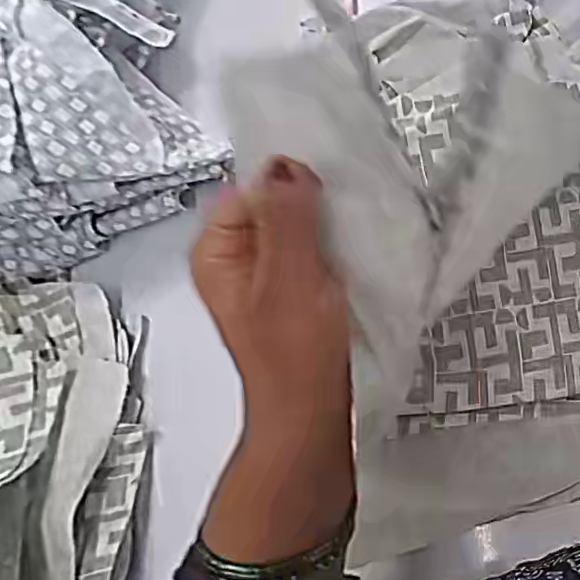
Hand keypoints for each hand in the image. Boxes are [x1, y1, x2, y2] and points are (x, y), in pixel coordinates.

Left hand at [192, 157, 354, 564]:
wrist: (313, 414)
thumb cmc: (297, 351)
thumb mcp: (290, 278)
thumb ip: (287, 220)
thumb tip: (287, 164)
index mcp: (219, 250)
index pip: (251, 191)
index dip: (291, 186)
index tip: (334, 196)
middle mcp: (239, 261)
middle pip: (276, 210)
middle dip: (314, 209)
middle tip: (353, 217)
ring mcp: (270, 281)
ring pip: (300, 235)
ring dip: (329, 233)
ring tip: (360, 237)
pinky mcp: (299, 298)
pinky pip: (315, 259)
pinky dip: (336, 255)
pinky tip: (358, 261)